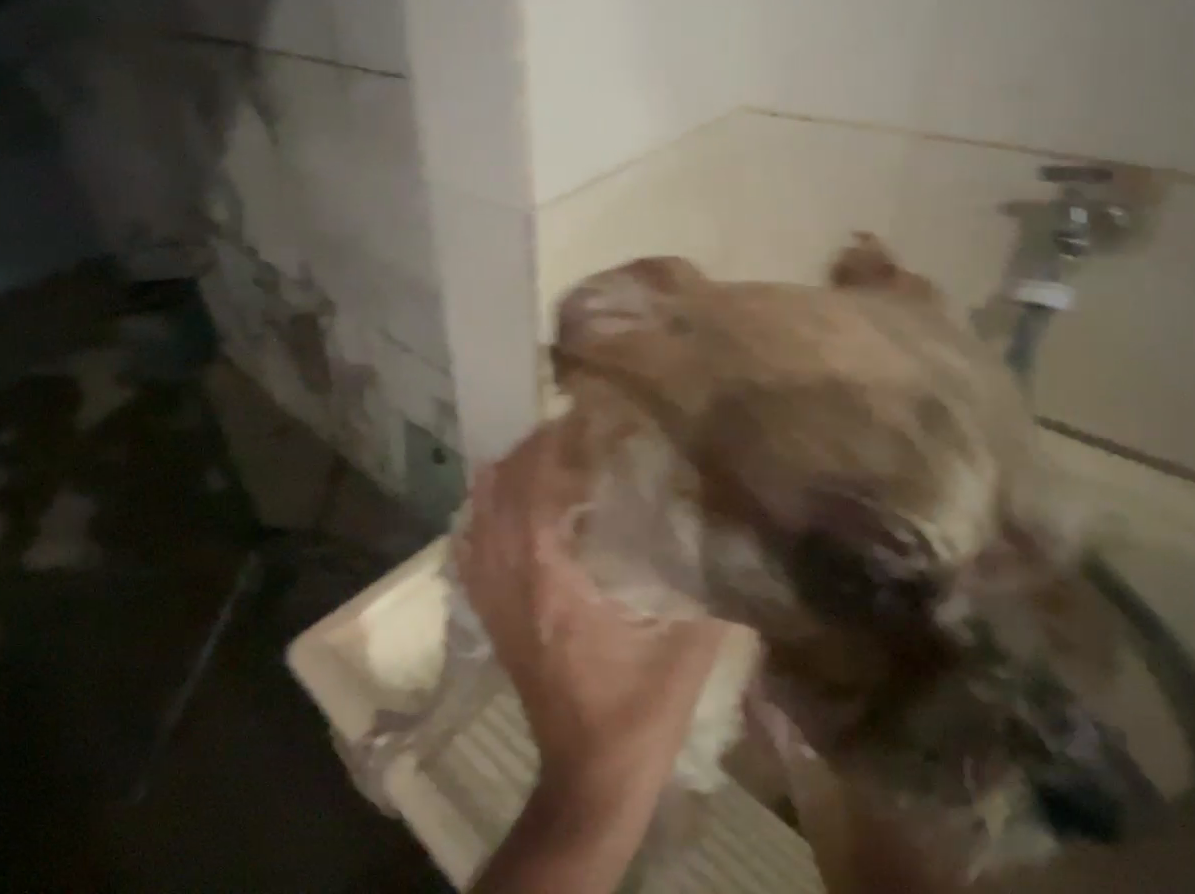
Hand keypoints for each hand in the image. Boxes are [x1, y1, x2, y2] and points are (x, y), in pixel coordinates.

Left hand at [456, 425, 724, 806]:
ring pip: (477, 526)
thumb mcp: (685, 648)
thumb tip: (724, 532)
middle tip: (556, 431)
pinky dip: (477, 524)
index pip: (533, 495)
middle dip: (522, 457)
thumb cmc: (637, 711)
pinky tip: (491, 513)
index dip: (547, 451)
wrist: (589, 774)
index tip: (572, 419)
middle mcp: (510, 585)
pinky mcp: (492, 624)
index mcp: (551, 583)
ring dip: (498, 486)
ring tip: (526, 458)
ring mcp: (494, 606)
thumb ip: (705, 588)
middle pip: (498, 500)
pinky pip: (469, 559)